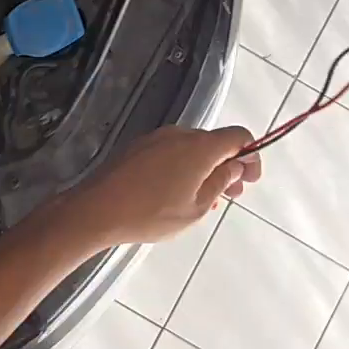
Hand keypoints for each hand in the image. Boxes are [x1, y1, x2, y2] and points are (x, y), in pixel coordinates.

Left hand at [60, 125, 263, 246]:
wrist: (96, 210)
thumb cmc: (150, 214)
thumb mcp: (196, 208)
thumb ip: (221, 183)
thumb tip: (235, 166)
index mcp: (199, 146)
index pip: (238, 136)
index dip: (252, 155)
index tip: (250, 180)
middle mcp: (178, 135)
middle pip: (214, 142)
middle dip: (228, 166)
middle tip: (231, 195)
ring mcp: (154, 139)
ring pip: (191, 148)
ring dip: (205, 169)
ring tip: (204, 200)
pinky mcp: (136, 148)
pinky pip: (170, 152)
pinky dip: (182, 167)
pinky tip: (177, 193)